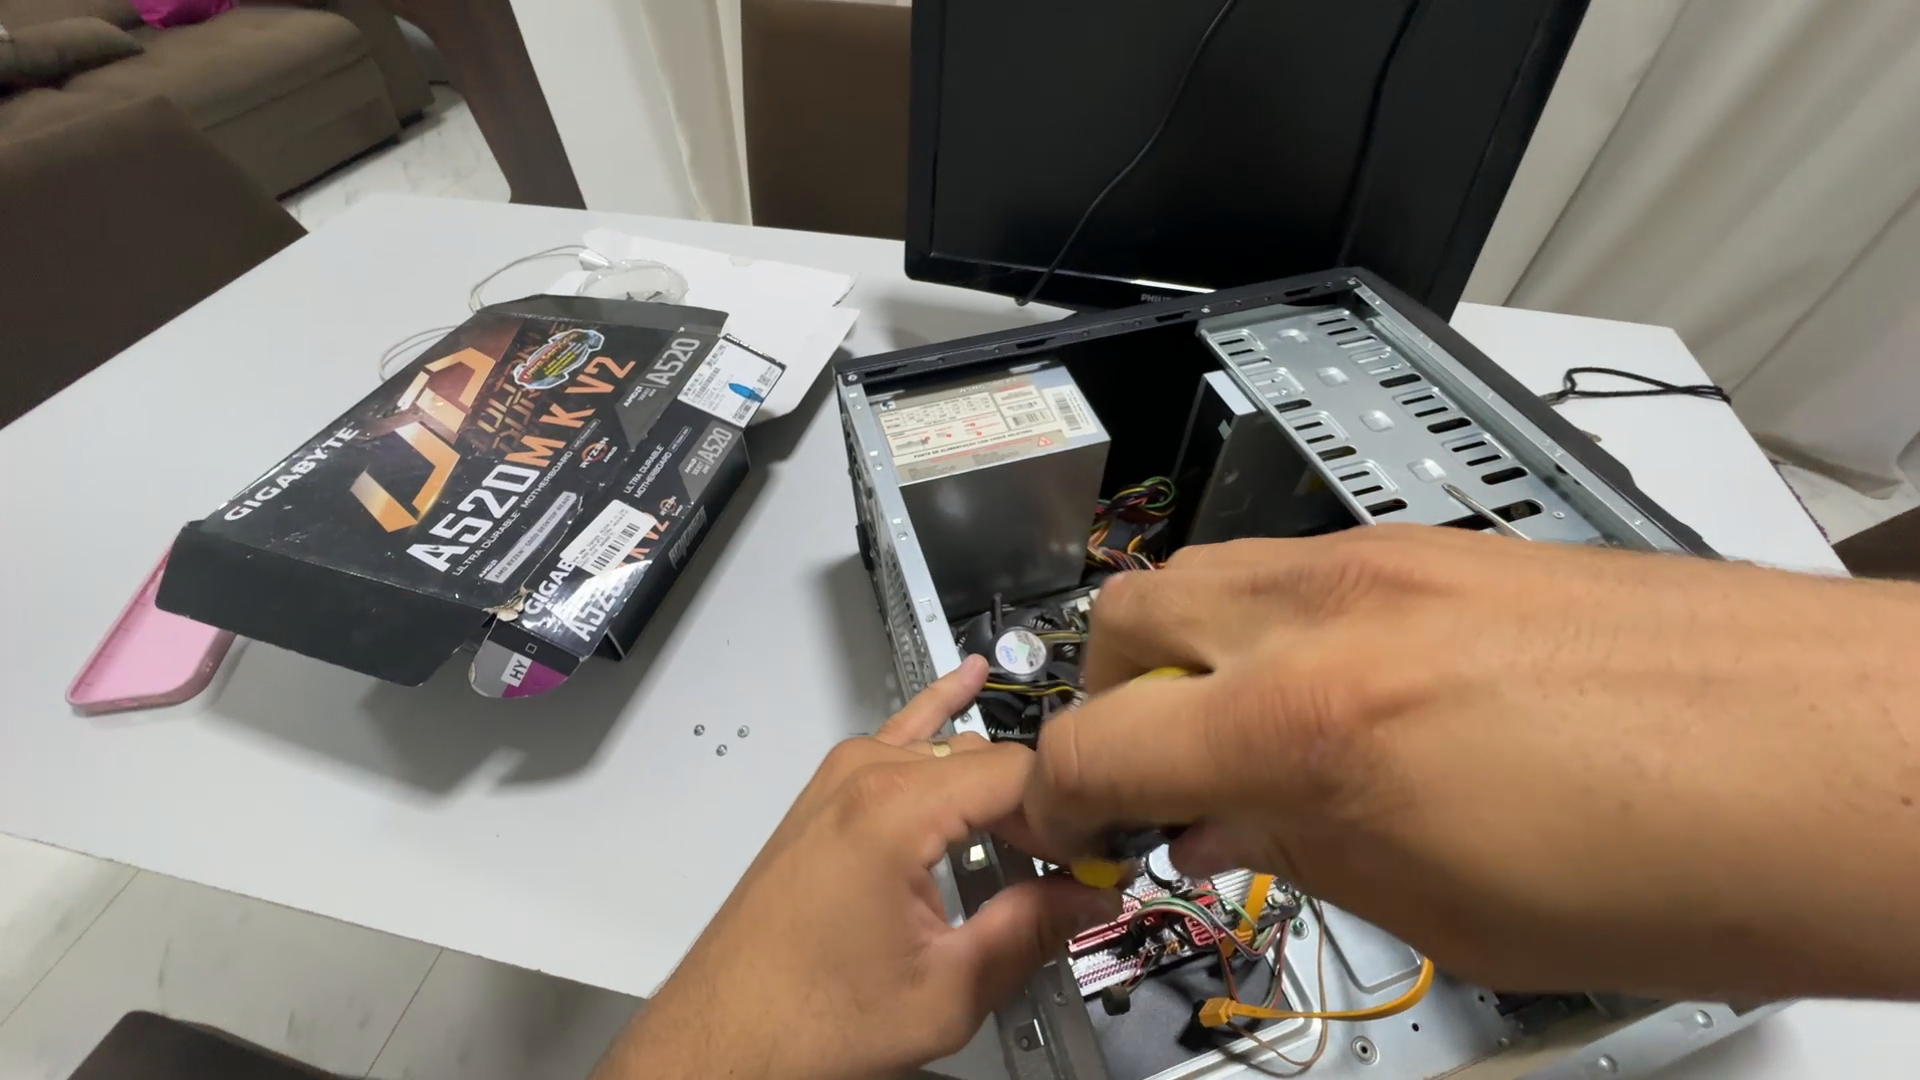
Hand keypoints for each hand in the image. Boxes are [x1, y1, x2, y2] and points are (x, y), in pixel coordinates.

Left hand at [597, 656, 1119, 1079]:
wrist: (721, 1036)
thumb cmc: (818, 1018)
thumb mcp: (944, 990)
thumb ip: (1030, 930)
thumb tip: (1096, 894)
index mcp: (898, 807)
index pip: (1018, 776)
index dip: (1067, 815)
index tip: (1094, 860)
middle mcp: (870, 768)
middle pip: (987, 761)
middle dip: (1034, 809)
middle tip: (1070, 865)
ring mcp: (845, 769)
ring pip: (951, 750)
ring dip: (996, 786)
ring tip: (1036, 833)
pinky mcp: (833, 785)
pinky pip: (901, 732)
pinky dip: (941, 707)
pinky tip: (972, 676)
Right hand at [1023, 526, 1919, 1001]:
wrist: (1859, 759)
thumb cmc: (1670, 871)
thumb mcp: (1428, 904)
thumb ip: (1279, 845)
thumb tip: (1201, 827)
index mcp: (1305, 726)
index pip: (1101, 743)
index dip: (1059, 794)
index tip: (1069, 820)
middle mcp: (1312, 614)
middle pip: (1121, 616)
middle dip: (1105, 693)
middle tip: (1146, 760)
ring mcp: (1364, 559)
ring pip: (1192, 573)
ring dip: (1175, 649)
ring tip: (1228, 719)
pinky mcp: (1414, 541)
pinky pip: (1276, 568)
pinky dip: (1252, 627)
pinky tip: (1315, 684)